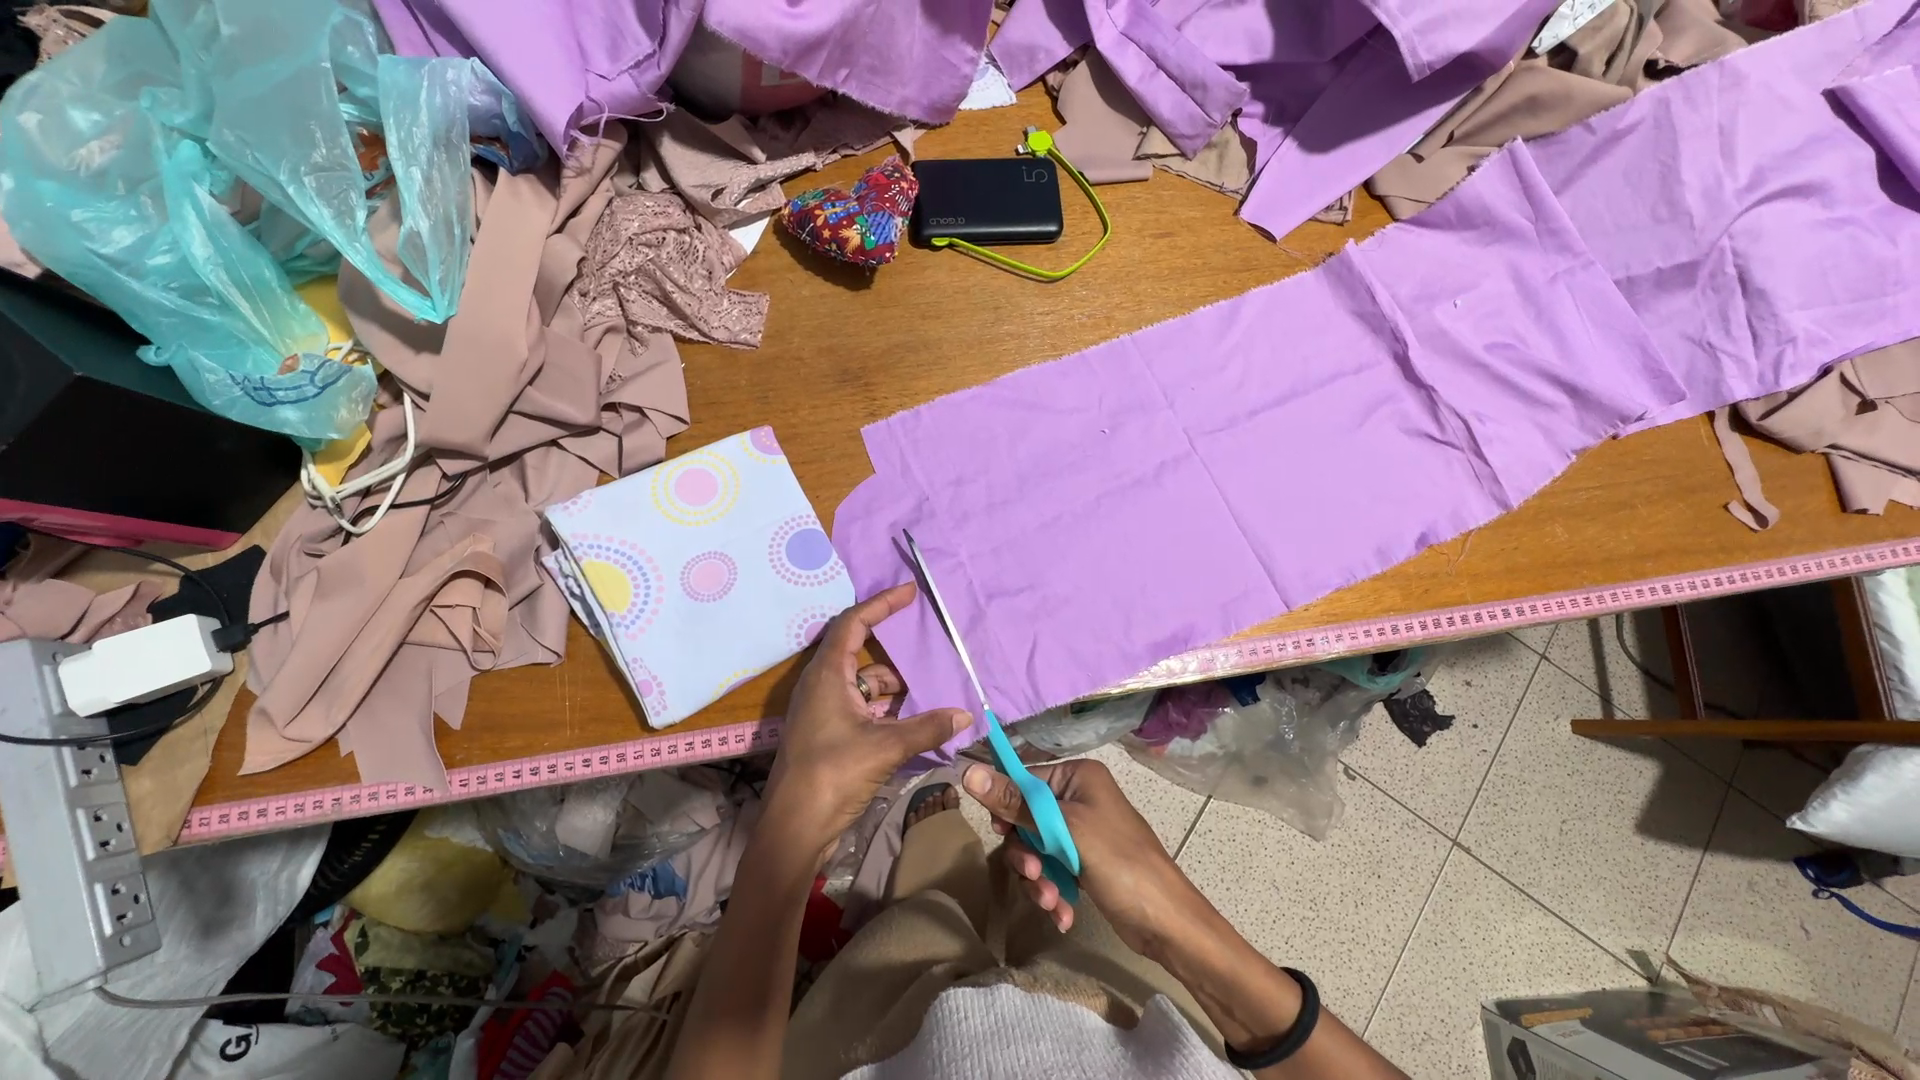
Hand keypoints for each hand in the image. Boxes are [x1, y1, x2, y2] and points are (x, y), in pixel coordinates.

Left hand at [764, 584, 969, 859]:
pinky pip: (860, 709)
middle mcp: (821, 686)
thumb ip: (927, 727)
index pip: (853, 623)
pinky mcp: (826, 736)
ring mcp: (821, 712)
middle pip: (859, 654)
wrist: (794, 828)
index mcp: (826, 675)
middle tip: (926, 651)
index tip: (909, 592)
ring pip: (862, 686)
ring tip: (928, 696)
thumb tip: (964, 714)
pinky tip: (910, 723)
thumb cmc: (833, 774)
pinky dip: (885, 712)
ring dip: (893, 690)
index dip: (881, 604)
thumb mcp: (886, 748)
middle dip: (894, 655)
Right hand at [963, 758, 1205, 957]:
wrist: (1166, 922)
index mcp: (1078, 776)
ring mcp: (1081, 833)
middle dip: (1026, 853)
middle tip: (1033, 874)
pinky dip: (1052, 891)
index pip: (1023, 780)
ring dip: (1038, 879)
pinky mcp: (1083, 864)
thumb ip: (1015, 803)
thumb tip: (968, 771)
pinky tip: (1063, 914)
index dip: (1007, 807)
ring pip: (1035, 850)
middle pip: (1025, 819)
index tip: (1000, 832)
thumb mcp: (1064, 830)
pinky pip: (1051, 871)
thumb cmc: (1119, 862)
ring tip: (1052, 901)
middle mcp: (1078, 798)